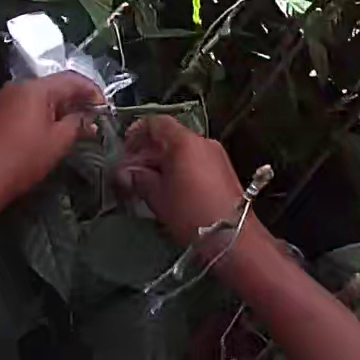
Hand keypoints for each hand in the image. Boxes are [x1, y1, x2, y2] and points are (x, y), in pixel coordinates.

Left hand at [0, 72, 102, 207]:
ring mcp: (8, 99)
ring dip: (63, 107)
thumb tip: (89, 117)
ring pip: (43, 95)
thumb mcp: (58, 141)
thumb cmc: (23, 159)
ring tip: (80, 125)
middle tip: (95, 116)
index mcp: (36, 87)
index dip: (92, 90)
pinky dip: (47, 113)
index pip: (72, 79)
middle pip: (57, 85)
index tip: (106, 106)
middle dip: (78, 99)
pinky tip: (56, 129)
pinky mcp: (1, 113)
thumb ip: (78, 123)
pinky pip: (31, 105)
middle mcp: (21, 86)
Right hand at [117, 116, 251, 247]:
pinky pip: (195, 159)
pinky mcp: (222, 169)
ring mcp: (215, 154)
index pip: (157, 122)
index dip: (137, 132)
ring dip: (163, 160)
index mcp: (184, 141)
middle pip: (169, 135)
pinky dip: (179, 167)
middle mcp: (202, 141)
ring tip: (148, 182)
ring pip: (182, 149)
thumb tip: (126, 173)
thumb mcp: (158, 197)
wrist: (233, 237)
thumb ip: (139, 179)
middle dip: (148, 151)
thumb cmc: (192, 214)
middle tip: (132, 170)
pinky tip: (170, 188)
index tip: (126, 148)